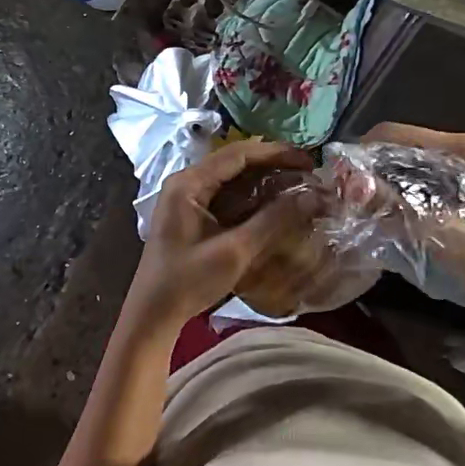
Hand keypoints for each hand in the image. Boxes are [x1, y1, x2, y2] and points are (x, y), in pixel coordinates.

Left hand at [125, 140, 318, 331]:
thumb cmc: (187, 280)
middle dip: (272, 164)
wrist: (152, 313)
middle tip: (308, 173)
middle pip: (235, 162)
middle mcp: (186, 182)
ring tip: (297, 184)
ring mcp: (187, 198)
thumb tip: (312, 196)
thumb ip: (272, 220)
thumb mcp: (234, 251)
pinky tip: (274, 203)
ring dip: (263, 179)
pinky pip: (226, 195)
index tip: (308, 161)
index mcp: (188, 183)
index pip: (238, 154)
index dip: (276, 153)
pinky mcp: (191, 214)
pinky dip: (251, 196)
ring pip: (232, 178)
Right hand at [364, 123, 464, 341]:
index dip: (358, 156)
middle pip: (400, 154)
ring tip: (365, 221)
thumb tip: (346, 184)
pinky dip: (407, 206)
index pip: (391, 135)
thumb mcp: (445, 234)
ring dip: (387, 195)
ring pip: (412, 176)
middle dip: (370, 177)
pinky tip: (397, 231)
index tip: (334, 185)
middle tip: (346, 207)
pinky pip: (428, 193)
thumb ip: (393, 207)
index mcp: (464, 148)